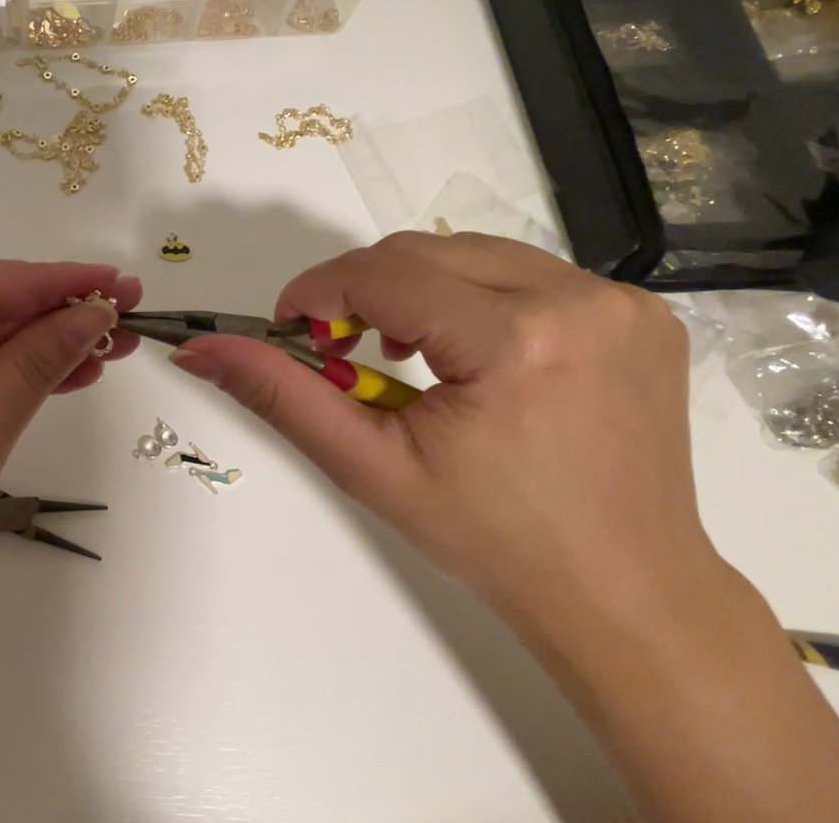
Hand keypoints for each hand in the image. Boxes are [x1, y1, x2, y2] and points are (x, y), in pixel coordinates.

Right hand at [167, 233, 715, 624]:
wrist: (623, 587)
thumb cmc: (490, 536)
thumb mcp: (368, 466)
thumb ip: (279, 395)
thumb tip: (199, 350)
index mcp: (518, 341)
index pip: (383, 274)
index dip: (317, 290)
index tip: (289, 328)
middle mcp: (581, 301)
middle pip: (425, 250)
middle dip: (362, 288)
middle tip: (338, 351)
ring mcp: (620, 303)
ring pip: (472, 253)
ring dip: (415, 289)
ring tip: (400, 355)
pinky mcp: (639, 313)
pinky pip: (525, 274)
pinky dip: (472, 297)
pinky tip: (465, 355)